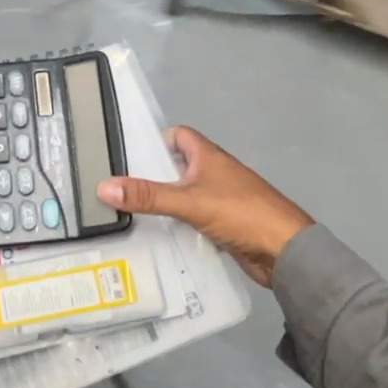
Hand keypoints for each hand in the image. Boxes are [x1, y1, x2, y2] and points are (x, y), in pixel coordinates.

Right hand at [98, 126, 313, 287]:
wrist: (284, 252)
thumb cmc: (240, 213)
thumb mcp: (189, 201)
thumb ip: (148, 195)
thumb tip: (103, 186)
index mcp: (208, 156)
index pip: (177, 135)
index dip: (154, 140)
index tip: (127, 156)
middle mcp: (213, 173)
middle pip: (176, 167)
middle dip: (151, 177)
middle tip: (118, 189)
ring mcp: (220, 200)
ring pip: (184, 196)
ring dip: (163, 204)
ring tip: (128, 214)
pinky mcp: (224, 226)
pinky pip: (192, 220)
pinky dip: (177, 226)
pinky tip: (157, 238)